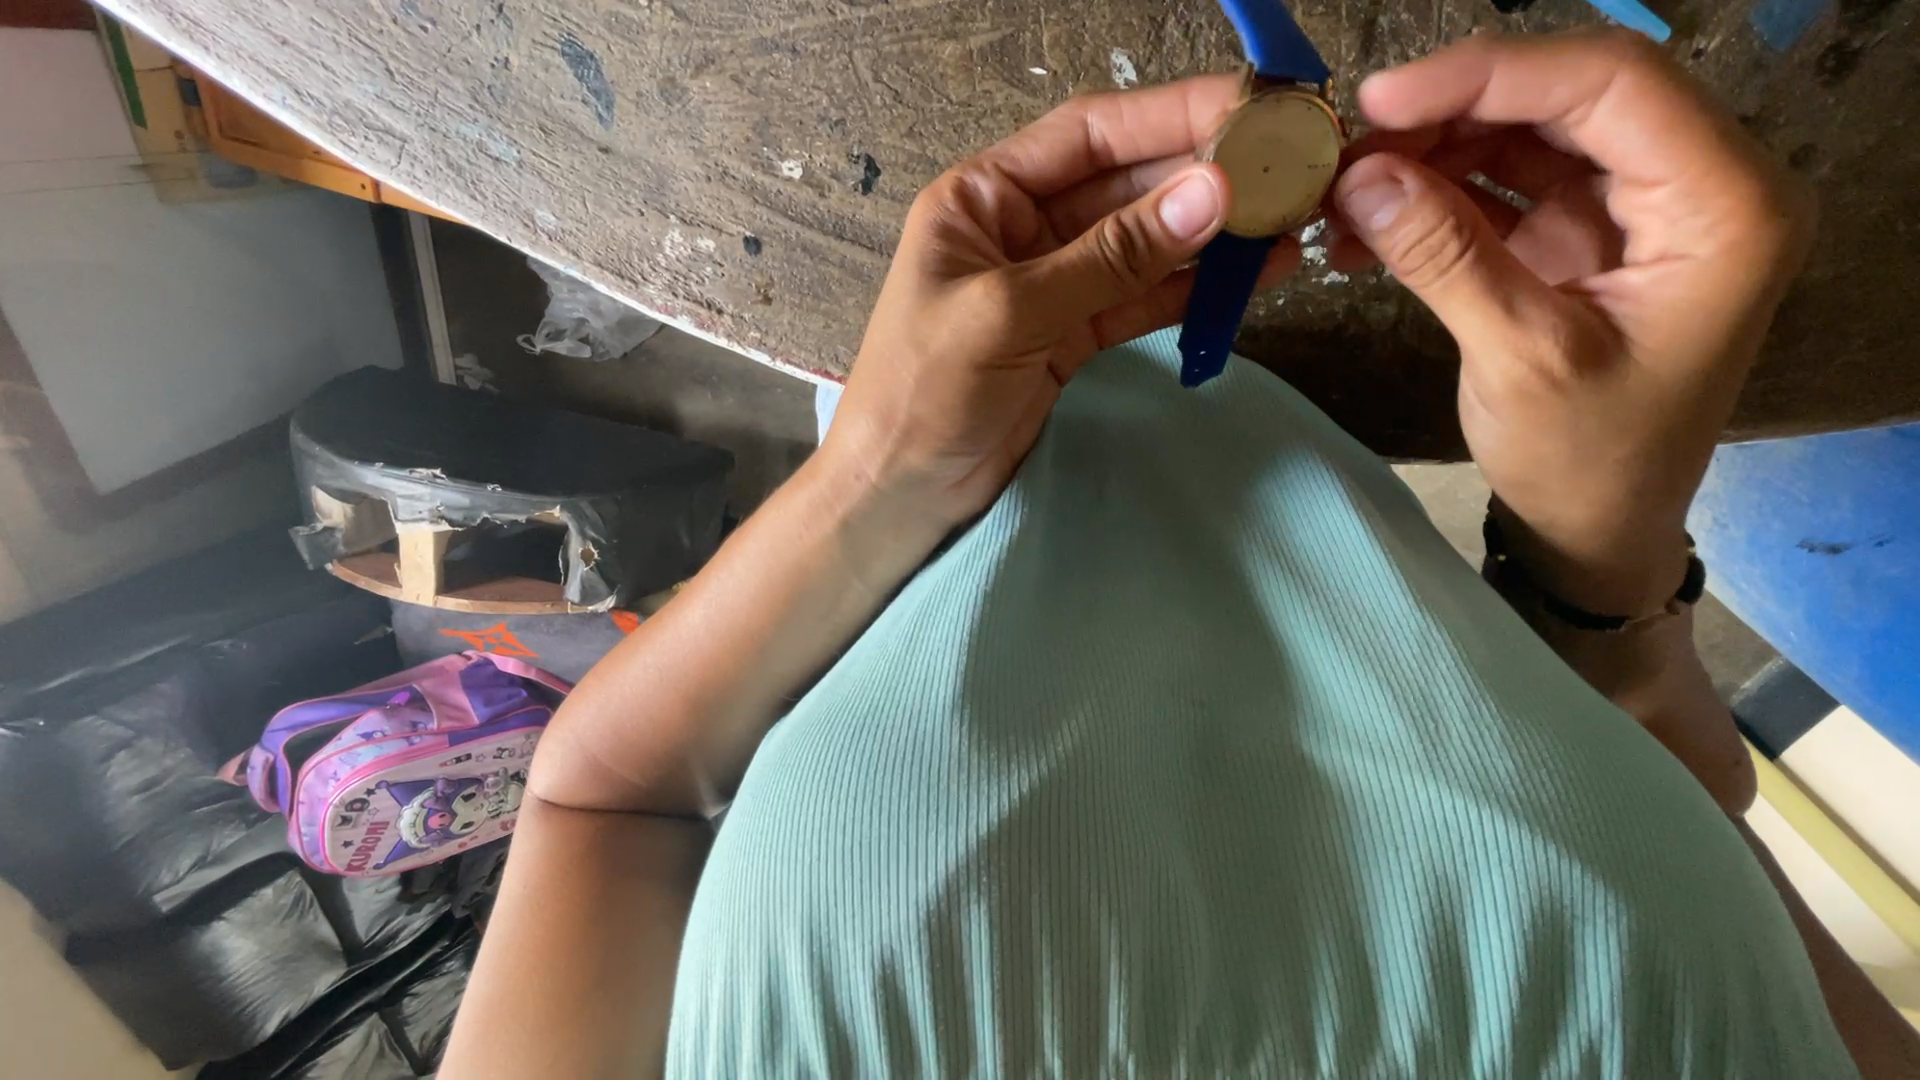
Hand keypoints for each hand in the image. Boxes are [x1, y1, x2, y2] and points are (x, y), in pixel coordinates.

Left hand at [822, 76, 1298, 527]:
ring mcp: (1051, 285)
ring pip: (1141, 244)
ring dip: (1209, 237)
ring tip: (1289, 224)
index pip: (1088, 134)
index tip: (1252, 108)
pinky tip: (1249, 278)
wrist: (900, 489)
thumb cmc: (924, 392)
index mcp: (982, 197)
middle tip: (1290, 171)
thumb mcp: (1009, 313)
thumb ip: (1108, 257)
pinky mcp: (1071, 336)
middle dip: (1202, 177)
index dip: (1171, 114)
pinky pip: (1139, 300)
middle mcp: (1020, 228)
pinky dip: (1189, 291)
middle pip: (1124, 184)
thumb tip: (1212, 194)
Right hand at [1328, 31, 1814, 613]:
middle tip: (1344, 149)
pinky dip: (1425, 204)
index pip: (1609, 85)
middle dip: (1445, 115)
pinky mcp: (1567, 242)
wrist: (1591, 519)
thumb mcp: (1520, 355)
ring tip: (1340, 193)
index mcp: (1722, 202)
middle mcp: (1685, 184)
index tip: (1377, 100)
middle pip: (1562, 99)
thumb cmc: (1584, 452)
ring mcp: (1621, 211)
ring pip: (1518, 141)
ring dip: (1425, 158)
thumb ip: (1445, 258)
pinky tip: (1361, 230)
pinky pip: (1493, 194)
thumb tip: (1359, 180)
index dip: (1489, 75)